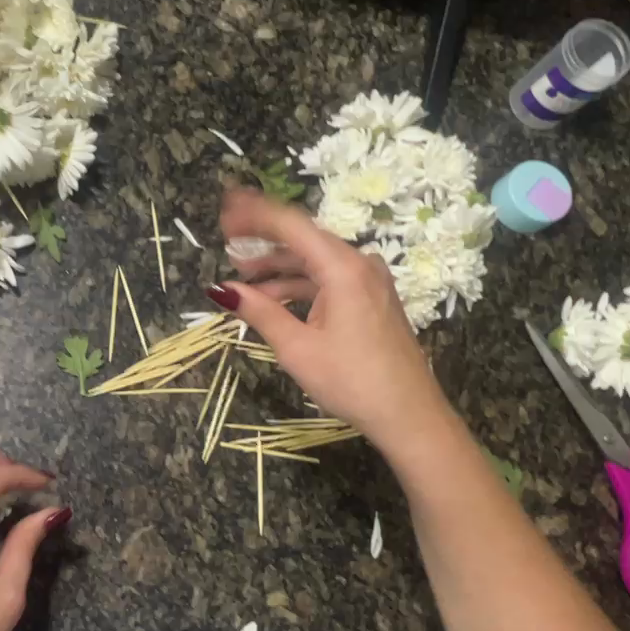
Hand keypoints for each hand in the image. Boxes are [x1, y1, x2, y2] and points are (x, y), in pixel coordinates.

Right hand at [211, 188, 453, 449]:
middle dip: (263, 240)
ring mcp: (368, 282)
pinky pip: (327, 280)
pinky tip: (273, 299)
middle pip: (303, 239)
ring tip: (242, 276)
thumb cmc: (351, 381)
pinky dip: (298, 285)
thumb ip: (260, 312)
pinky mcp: (370, 300)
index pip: (291, 226)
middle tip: (226, 240)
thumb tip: (222, 290)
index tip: (224, 216)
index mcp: (342, 269)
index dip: (254, 217)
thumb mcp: (297, 348)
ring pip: (314, 262)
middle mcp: (359, 265)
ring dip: (278, 267)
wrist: (407, 414)